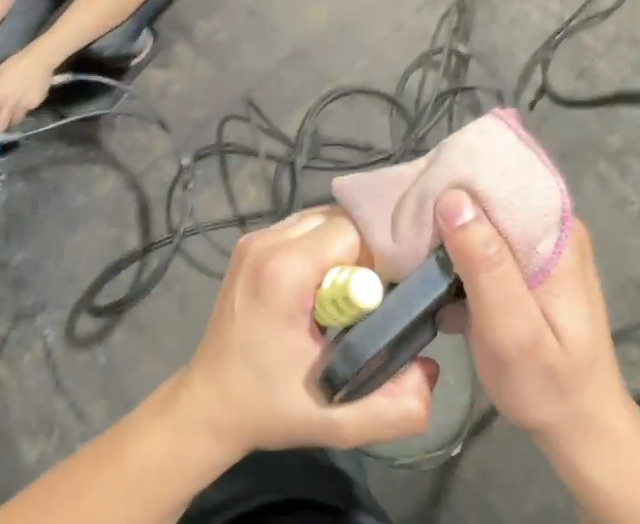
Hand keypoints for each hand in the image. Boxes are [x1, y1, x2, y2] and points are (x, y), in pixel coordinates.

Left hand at [0, 49, 57, 133]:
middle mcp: (9, 106)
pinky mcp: (35, 105)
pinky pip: (25, 112)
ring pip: (14, 122)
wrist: (39, 61)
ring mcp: (23, 107)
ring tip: (6, 119)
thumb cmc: (14, 64)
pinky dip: (21, 111)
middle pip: (0, 127)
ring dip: (8, 122)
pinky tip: (22, 103)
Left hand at [177, 207, 437, 455]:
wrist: (209, 405)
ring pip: (322, 218)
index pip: (354, 230)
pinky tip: (331, 287)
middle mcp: (266, 242)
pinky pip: (303, 229)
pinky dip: (324, 248)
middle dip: (368, 249)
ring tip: (358, 292)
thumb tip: (430, 367)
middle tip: (384, 292)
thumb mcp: (340, 421)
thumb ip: (399, 404)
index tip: (400, 289)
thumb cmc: (270, 408)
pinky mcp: (251, 245)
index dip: (384, 255)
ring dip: (347, 247)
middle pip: (339, 217)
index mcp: (283, 270)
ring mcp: (254, 239)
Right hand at [437, 191, 628, 453]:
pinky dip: (457, 254)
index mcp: (556, 234)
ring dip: (446, 233)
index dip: (455, 179)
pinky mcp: (526, 265)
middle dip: (444, 208)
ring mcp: (540, 246)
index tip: (413, 197)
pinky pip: (485, 241)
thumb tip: (452, 198)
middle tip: (404, 232)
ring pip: (482, 218)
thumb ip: (485, 265)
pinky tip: (436, 277)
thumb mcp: (511, 330)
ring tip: (412, 252)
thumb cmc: (546, 385)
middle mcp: (552, 228)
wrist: (579, 427)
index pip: (501, 179)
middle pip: (489, 195)